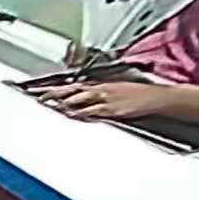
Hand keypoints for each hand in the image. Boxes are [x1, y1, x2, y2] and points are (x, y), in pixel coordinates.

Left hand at [34, 81, 198, 121]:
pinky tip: (72, 115)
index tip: (34, 90)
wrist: (163, 98)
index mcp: (99, 85)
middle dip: (52, 95)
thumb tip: (69, 101)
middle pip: (69, 91)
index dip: (51, 88)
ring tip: (51, 106)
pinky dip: (79, 114)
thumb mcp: (113, 89)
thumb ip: (90, 95)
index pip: (70, 85)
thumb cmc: (138, 95)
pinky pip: (91, 113)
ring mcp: (106, 99)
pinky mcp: (112, 109)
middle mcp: (100, 90)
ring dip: (63, 105)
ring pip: (77, 101)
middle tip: (38, 98)